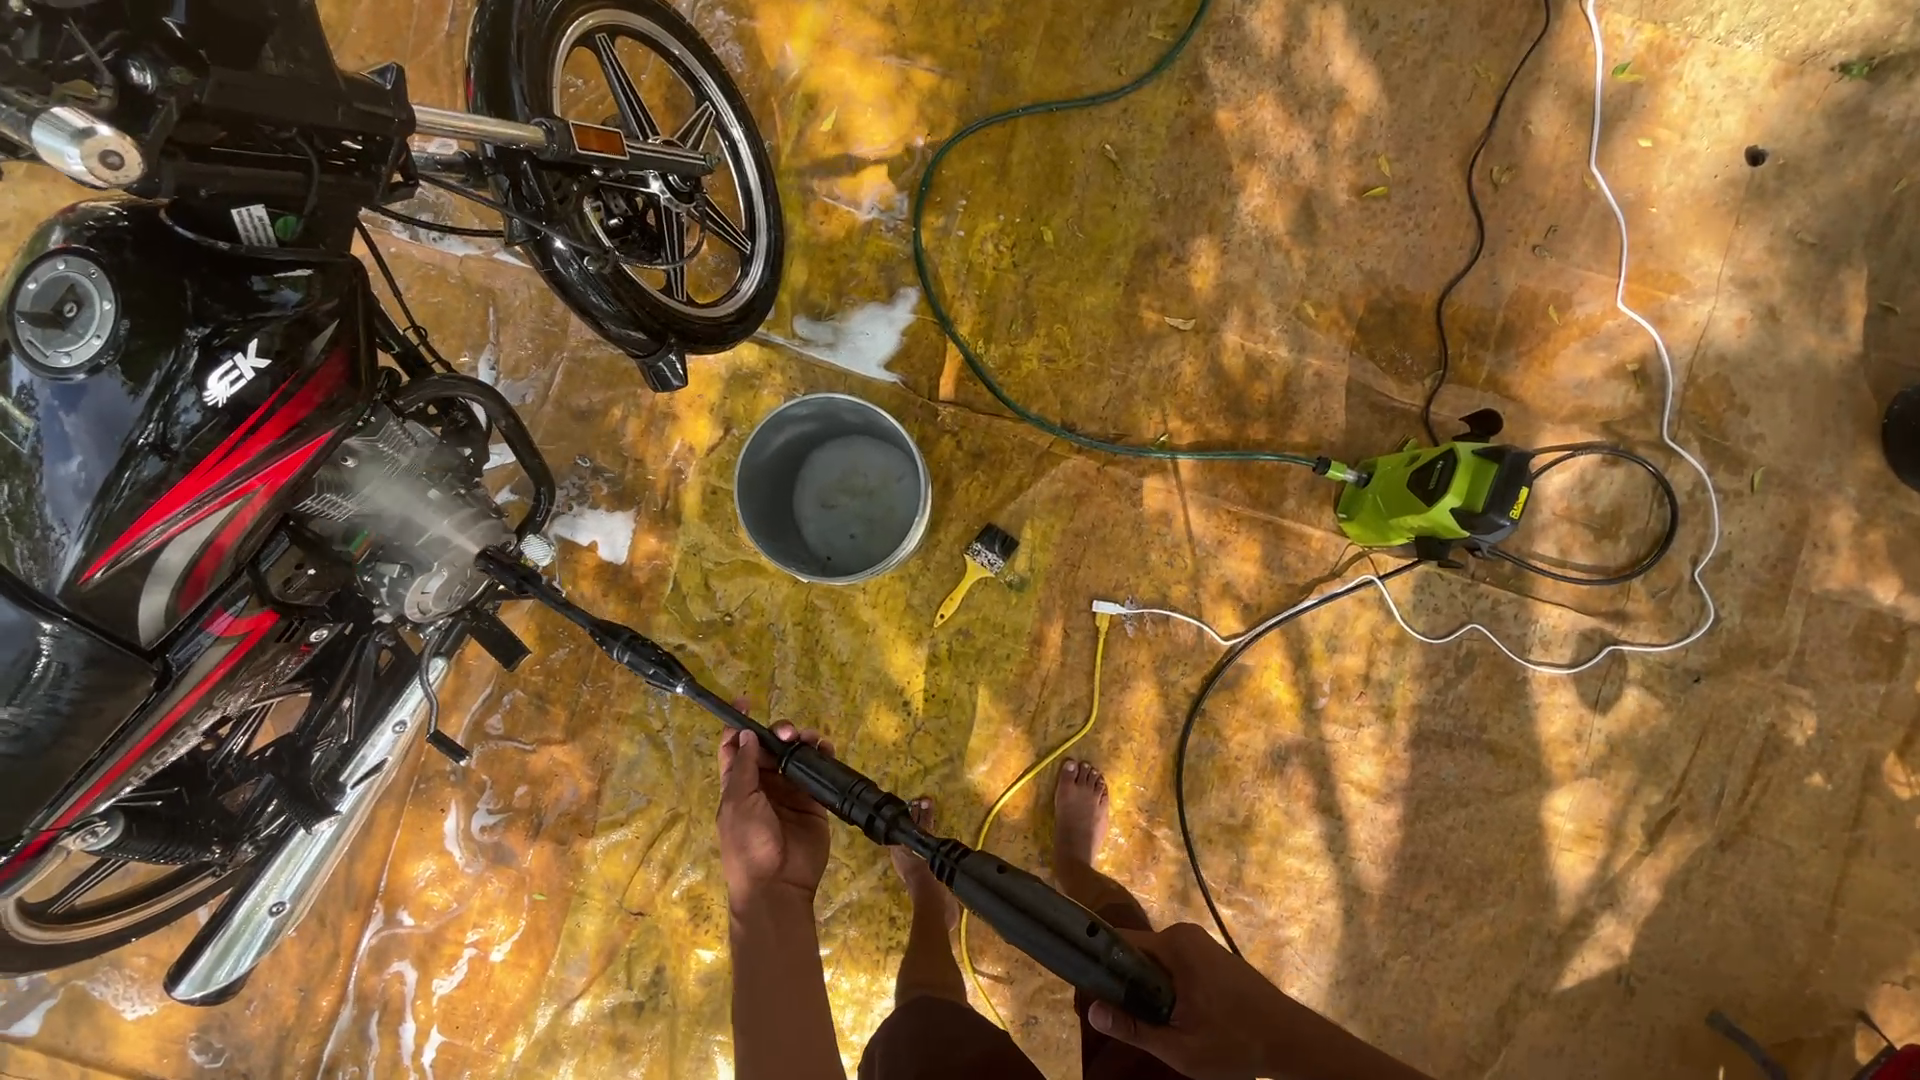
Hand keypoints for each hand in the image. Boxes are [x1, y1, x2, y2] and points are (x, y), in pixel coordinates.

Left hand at [717, 721, 833, 911]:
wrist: (777, 885)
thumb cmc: (748, 844)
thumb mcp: (738, 803)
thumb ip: (745, 768)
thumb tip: (749, 735)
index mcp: (737, 784)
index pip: (735, 748)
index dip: (739, 726)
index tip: (745, 703)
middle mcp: (763, 784)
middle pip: (770, 747)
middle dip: (778, 732)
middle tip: (789, 733)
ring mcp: (789, 792)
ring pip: (795, 756)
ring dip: (802, 742)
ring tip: (811, 740)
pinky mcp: (813, 802)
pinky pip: (818, 773)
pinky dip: (822, 757)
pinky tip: (825, 749)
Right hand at [1087, 923, 1290, 1079]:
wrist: (1291, 1041)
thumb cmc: (1235, 1043)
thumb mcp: (1180, 1047)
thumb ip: (1134, 1028)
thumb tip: (1092, 1011)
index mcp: (1174, 943)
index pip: (1121, 942)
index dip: (1102, 965)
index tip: (1092, 991)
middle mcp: (1185, 934)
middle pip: (1138, 953)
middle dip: (1128, 983)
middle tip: (1124, 1017)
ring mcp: (1200, 944)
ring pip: (1157, 962)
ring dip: (1150, 989)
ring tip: (1151, 1022)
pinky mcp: (1211, 956)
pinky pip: (1175, 965)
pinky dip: (1169, 987)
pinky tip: (1175, 1017)